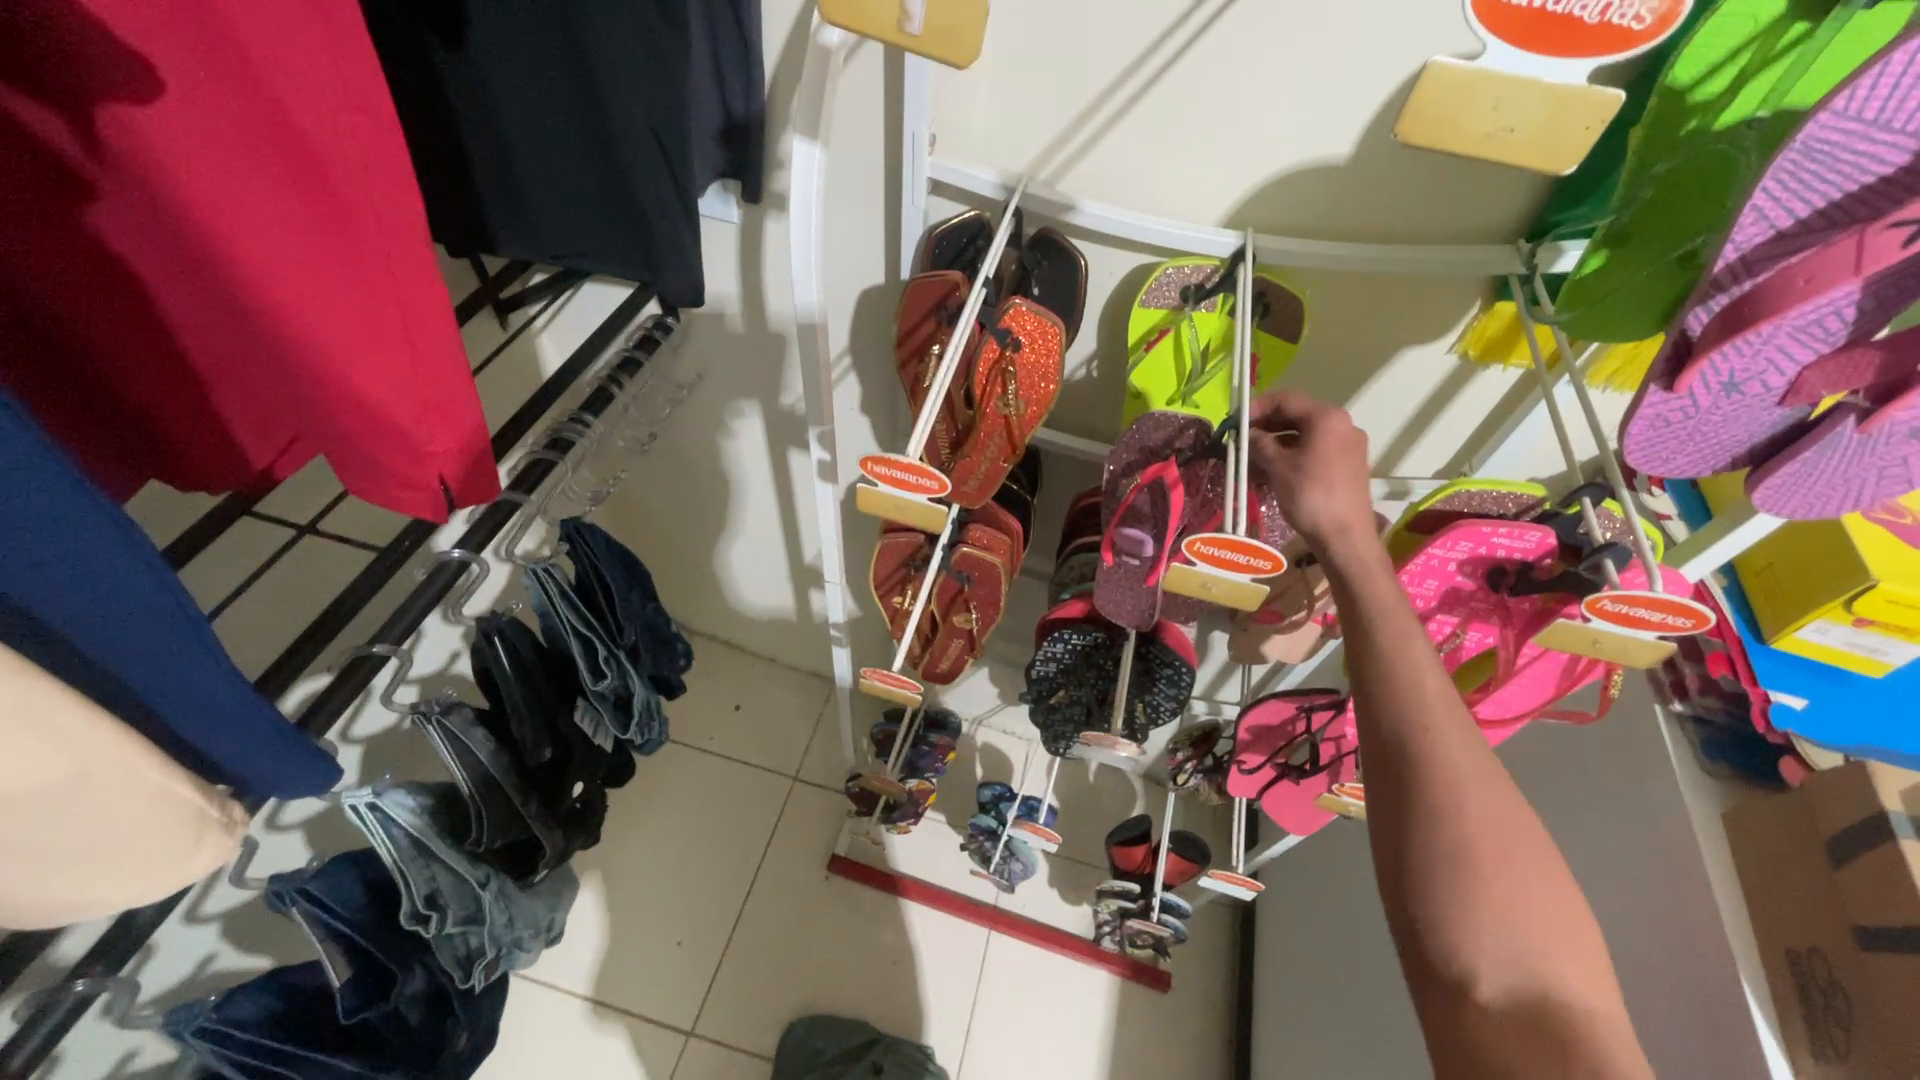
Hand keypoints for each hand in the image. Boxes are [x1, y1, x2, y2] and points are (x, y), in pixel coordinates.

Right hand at [1245, 391, 1376, 549]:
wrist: (1345, 536)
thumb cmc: (1310, 495)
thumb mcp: (1277, 467)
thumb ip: (1259, 444)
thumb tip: (1247, 434)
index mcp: (1327, 417)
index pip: (1285, 400)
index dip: (1256, 408)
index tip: (1235, 422)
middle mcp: (1341, 425)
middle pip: (1295, 417)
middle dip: (1264, 429)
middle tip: (1240, 442)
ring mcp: (1346, 446)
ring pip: (1302, 437)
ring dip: (1274, 447)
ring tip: (1249, 464)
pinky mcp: (1347, 465)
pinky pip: (1313, 452)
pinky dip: (1290, 458)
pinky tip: (1269, 475)